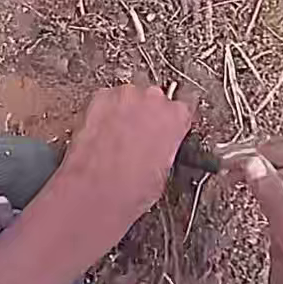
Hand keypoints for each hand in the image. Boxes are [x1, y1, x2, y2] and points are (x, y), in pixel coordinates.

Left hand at [30, 85, 193, 251]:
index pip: (185, 105)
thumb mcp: (164, 171)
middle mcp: (153, 99)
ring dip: (124, 112)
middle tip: (138, 136)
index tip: (169, 125)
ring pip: (129, 97)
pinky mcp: (100, 97)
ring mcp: (125, 95)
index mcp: (177, 116)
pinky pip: (106, 100)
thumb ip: (166, 148)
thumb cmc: (130, 186)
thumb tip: (159, 150)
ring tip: (116, 138)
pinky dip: (104, 112)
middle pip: (154, 99)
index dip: (175, 118)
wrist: (97, 188)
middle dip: (147, 114)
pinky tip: (101, 133)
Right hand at [237, 139, 282, 283]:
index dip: (262, 156)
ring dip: (254, 167)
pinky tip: (241, 183)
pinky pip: (276, 184)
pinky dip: (256, 180)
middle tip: (224, 162)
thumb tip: (253, 163)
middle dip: (256, 157)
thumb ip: (274, 199)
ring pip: (279, 169)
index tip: (232, 161)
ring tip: (228, 171)